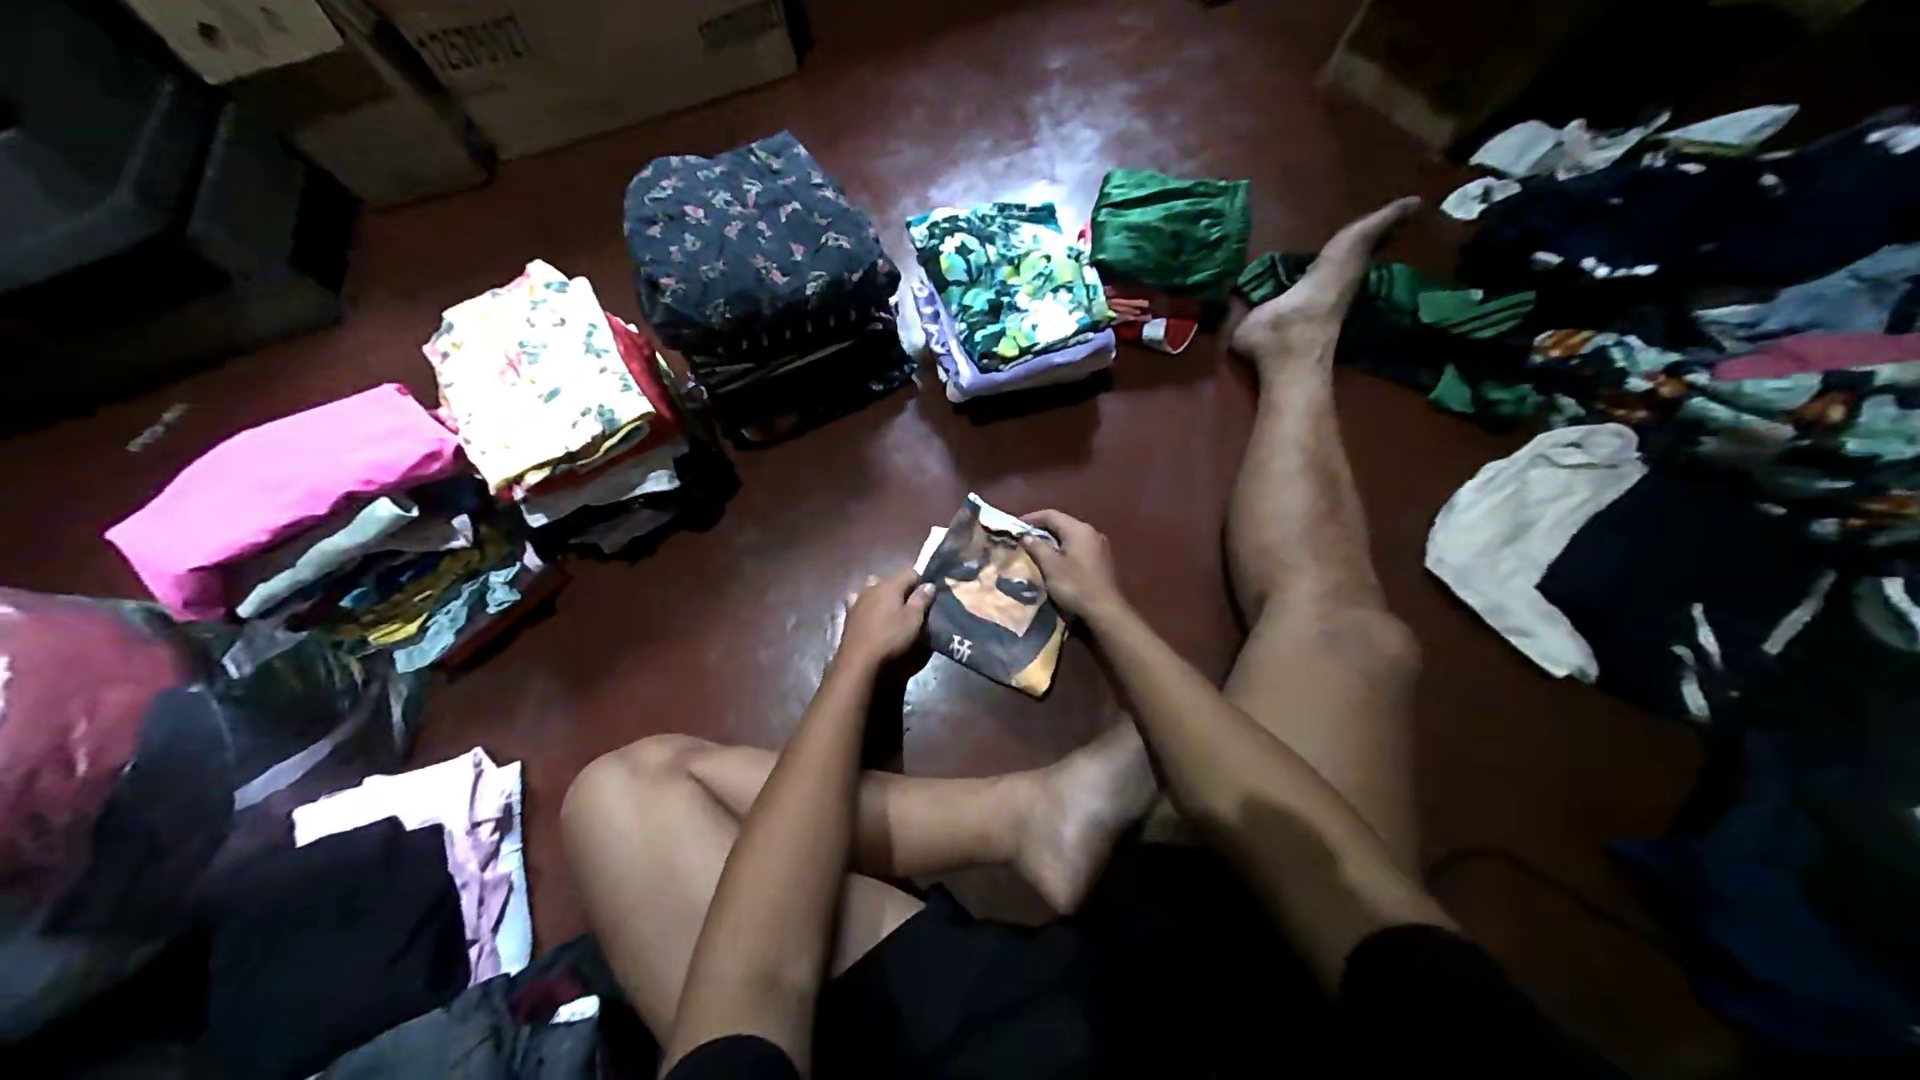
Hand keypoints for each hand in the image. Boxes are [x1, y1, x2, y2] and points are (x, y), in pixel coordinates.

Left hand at [837, 568, 935, 668]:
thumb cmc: (891, 637)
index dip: (921, 580)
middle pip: (889, 579)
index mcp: (890, 585)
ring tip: (889, 606)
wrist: (859, 659)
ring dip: (881, 592)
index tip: (928, 594)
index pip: (910, 573)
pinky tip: (867, 611)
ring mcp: (858, 600)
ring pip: (871, 587)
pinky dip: (865, 602)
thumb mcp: (913, 619)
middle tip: (910, 603)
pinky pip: (858, 600)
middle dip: (900, 587)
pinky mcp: (849, 614)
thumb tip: (929, 584)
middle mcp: (872, 587)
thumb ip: (921, 599)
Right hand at [1019, 510, 1125, 621]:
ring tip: (1036, 548)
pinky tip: (1055, 560)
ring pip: (1070, 536)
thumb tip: (1026, 535)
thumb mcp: (1050, 565)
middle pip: (1062, 524)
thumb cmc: (1075, 585)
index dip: (1031, 518)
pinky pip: (1078, 546)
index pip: (1051, 515)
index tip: (1015, 526)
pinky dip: (1064, 549)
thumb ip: (1037, 547)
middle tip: (1024, 538)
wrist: (1104, 610)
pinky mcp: (1101, 559)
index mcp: (1079, 529)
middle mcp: (1091, 532)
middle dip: (1042, 529)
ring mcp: (1099, 545)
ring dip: (1053, 540)